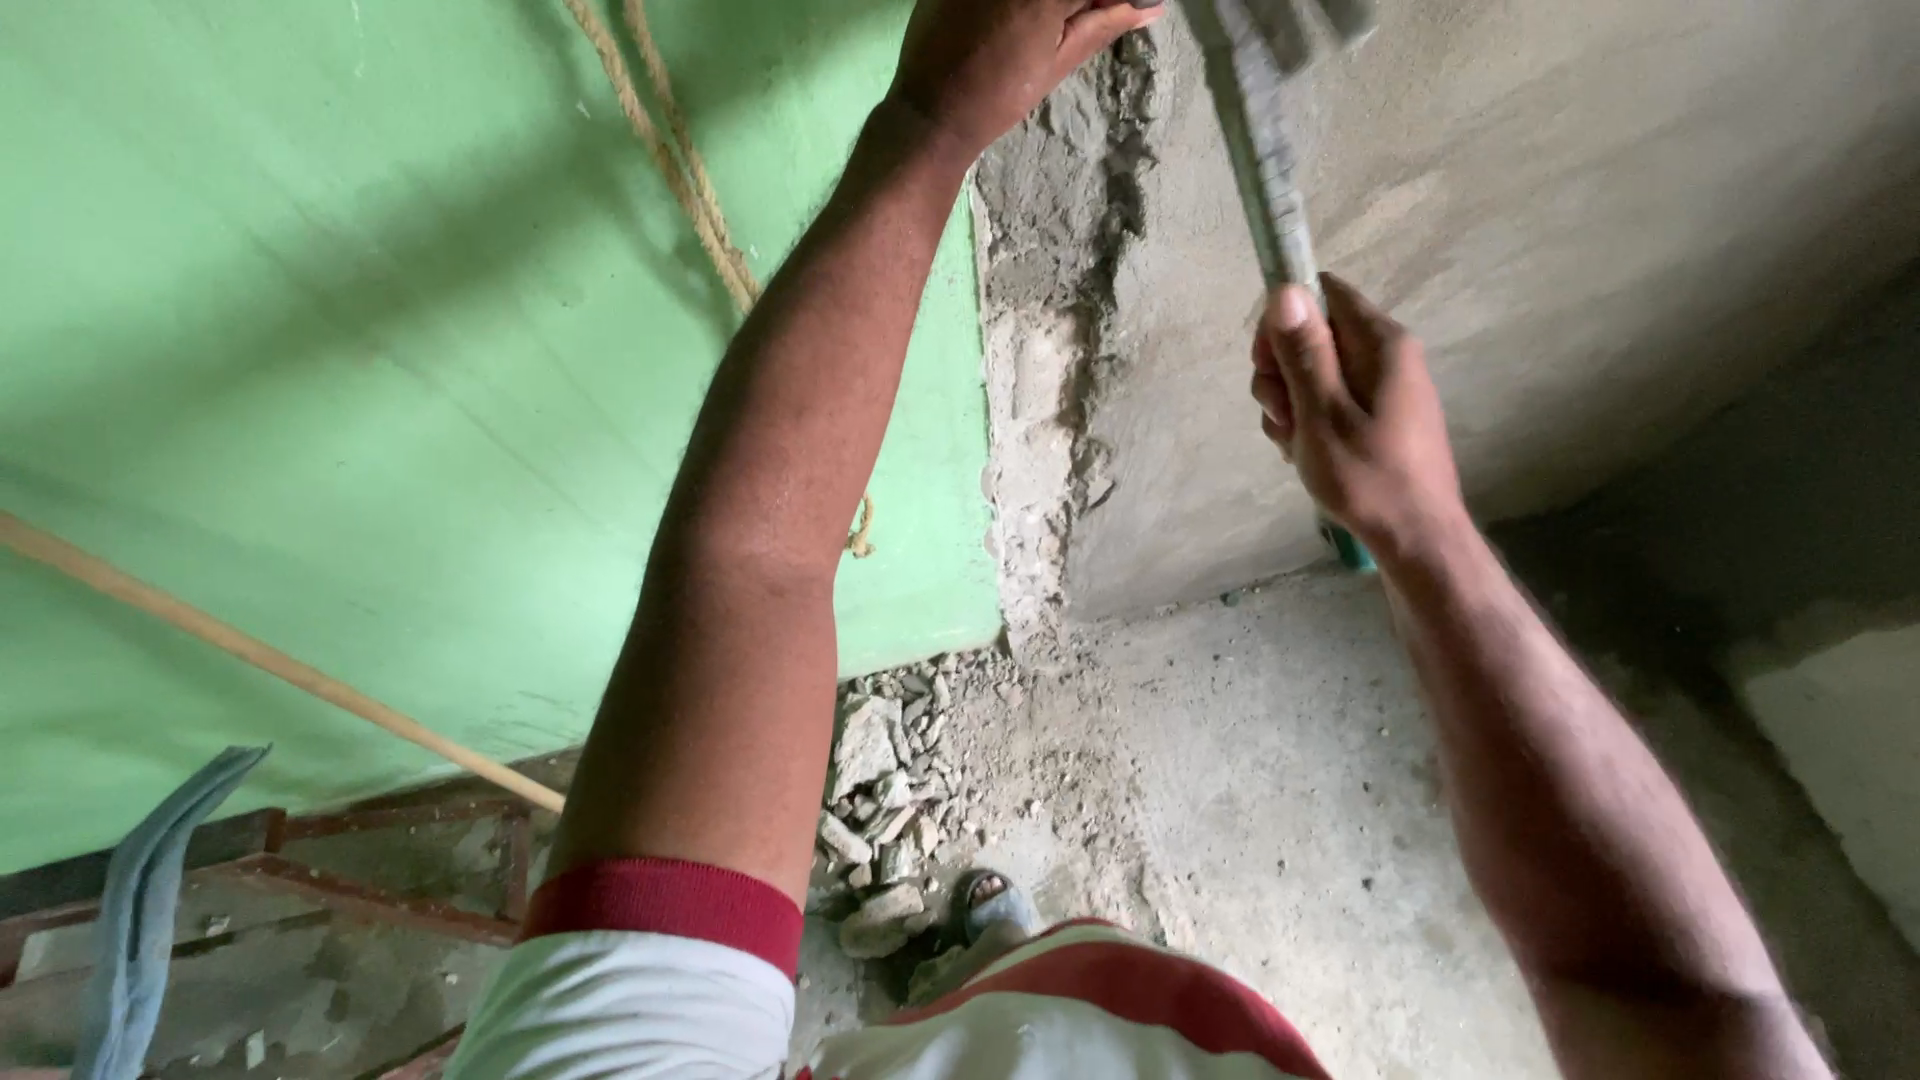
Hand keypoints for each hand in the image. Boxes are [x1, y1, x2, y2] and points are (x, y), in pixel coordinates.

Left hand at [888, 0, 1164, 160]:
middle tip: (1078, 19)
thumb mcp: (1055, 63)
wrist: (932, 113)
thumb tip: (1152, 6)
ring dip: (1052, 5)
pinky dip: (1019, 1)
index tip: (1121, 8)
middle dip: (1081, 1)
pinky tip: (1016, 19)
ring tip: (1052, 24)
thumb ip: (1102, 25)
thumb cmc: (997, 99)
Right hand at [1250, 276, 1466, 559]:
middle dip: (1280, 372)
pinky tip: (1304, 452)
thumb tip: (1285, 289)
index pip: (1322, 294)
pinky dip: (1305, 422)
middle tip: (1280, 415)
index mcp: (1380, 343)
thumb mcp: (1322, 413)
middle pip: (1311, 335)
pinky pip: (1326, 400)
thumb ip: (1304, 352)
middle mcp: (1384, 354)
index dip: (1283, 321)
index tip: (1266, 364)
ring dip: (1288, 404)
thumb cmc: (1368, 476)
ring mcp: (1380, 386)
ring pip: (1311, 372)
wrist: (1413, 536)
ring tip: (1294, 443)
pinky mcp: (1375, 415)